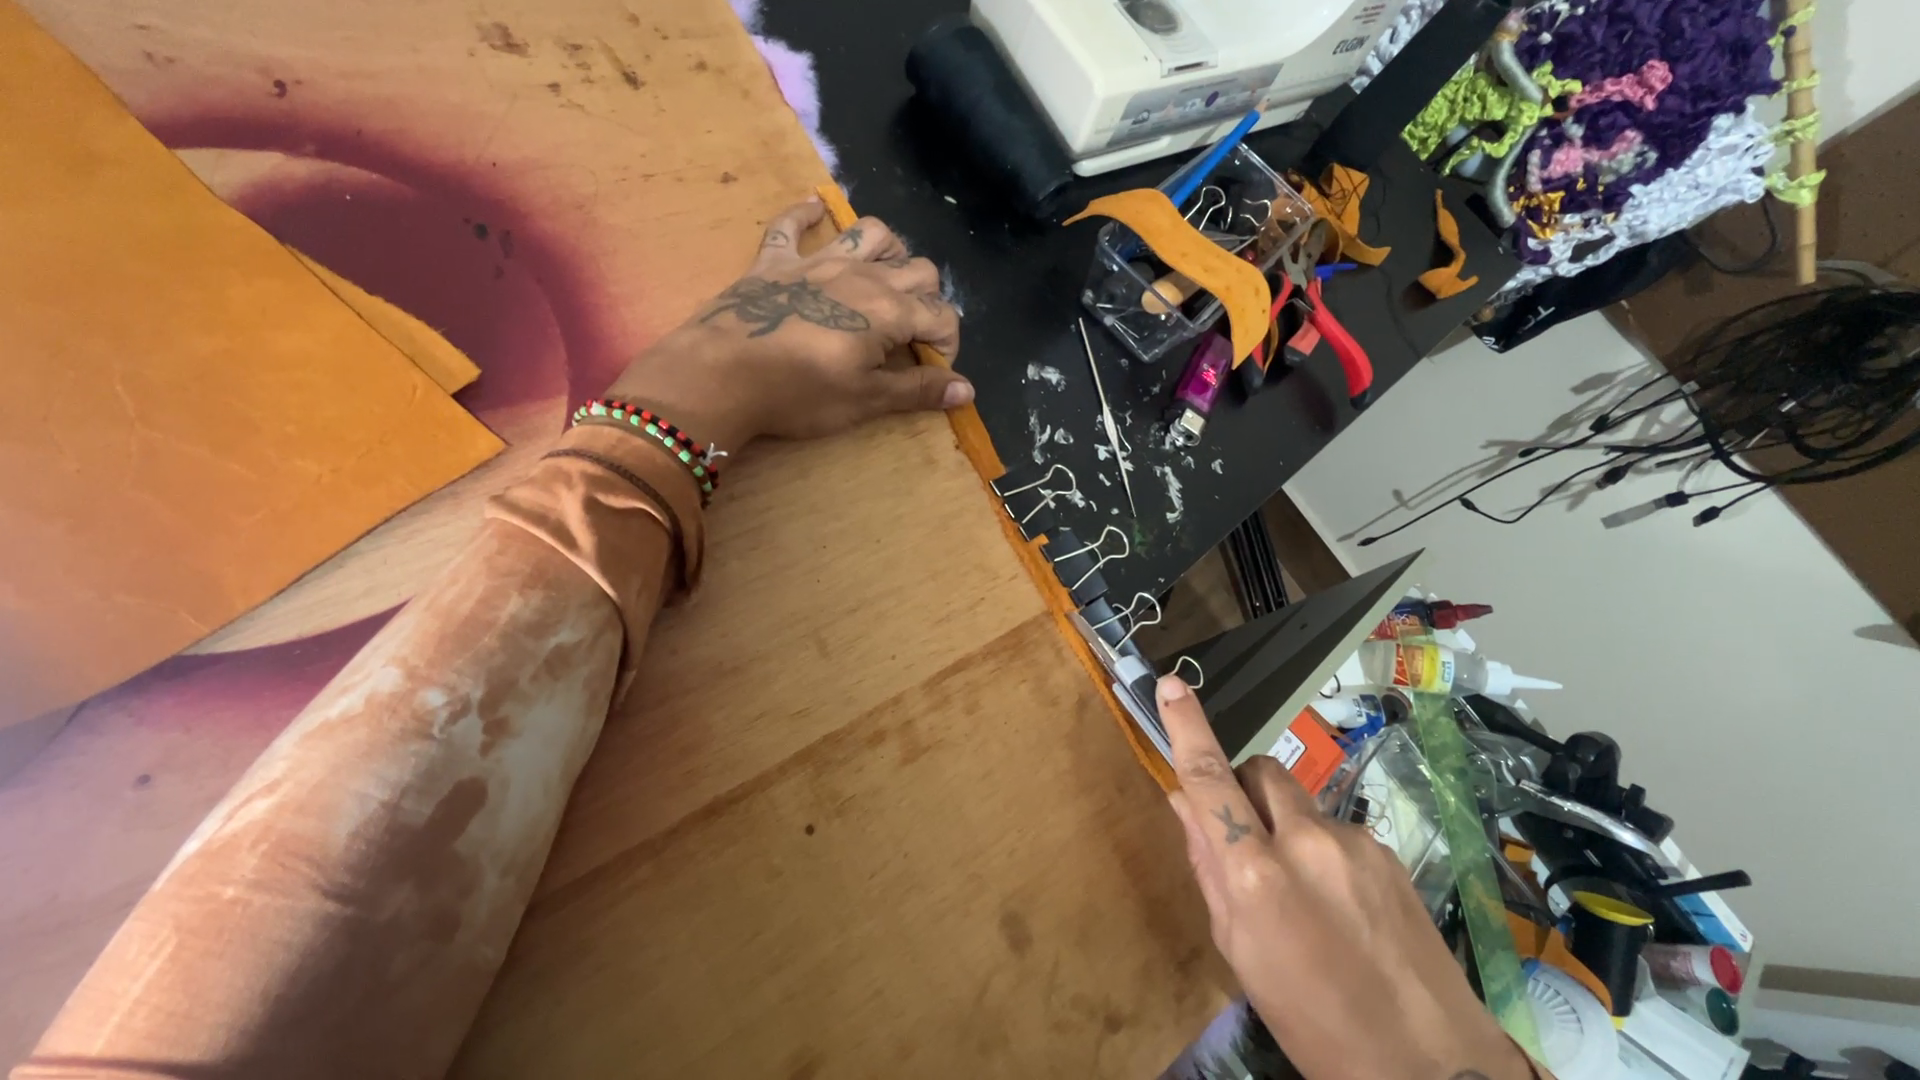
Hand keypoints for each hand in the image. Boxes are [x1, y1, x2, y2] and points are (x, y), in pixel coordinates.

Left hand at [602, 196, 971, 451]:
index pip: (941, 315)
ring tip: (885, 276)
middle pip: (916, 269)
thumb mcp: (865, 400)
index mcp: (889, 310)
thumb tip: (969, 389)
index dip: (947, 343)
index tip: (935, 369)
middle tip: (911, 333)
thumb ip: (918, 390)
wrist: (721, 375)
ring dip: (887, 250)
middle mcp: (862, 274)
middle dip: (926, 298)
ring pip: (869, 233)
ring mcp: (817, 261)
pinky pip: (792, 224)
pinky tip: (814, 208)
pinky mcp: (775, 261)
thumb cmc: (800, 393)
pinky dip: (806, 214)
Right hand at [1156, 676, 1534, 1079]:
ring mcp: (1354, 840)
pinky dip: (1320, 848)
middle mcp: (1305, 840)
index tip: (1171, 683)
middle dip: (1241, 786)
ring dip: (1283, 825)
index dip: (1186, 728)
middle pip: (1259, 771)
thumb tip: (1184, 805)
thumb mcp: (1240, 952)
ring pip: (1297, 802)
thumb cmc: (1311, 1019)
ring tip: (1301, 891)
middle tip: (1241, 833)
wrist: (1430, 1063)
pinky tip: (1340, 904)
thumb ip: (1209, 869)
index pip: (1210, 780)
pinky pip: (1334, 828)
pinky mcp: (1387, 850)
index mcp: (1255, 874)